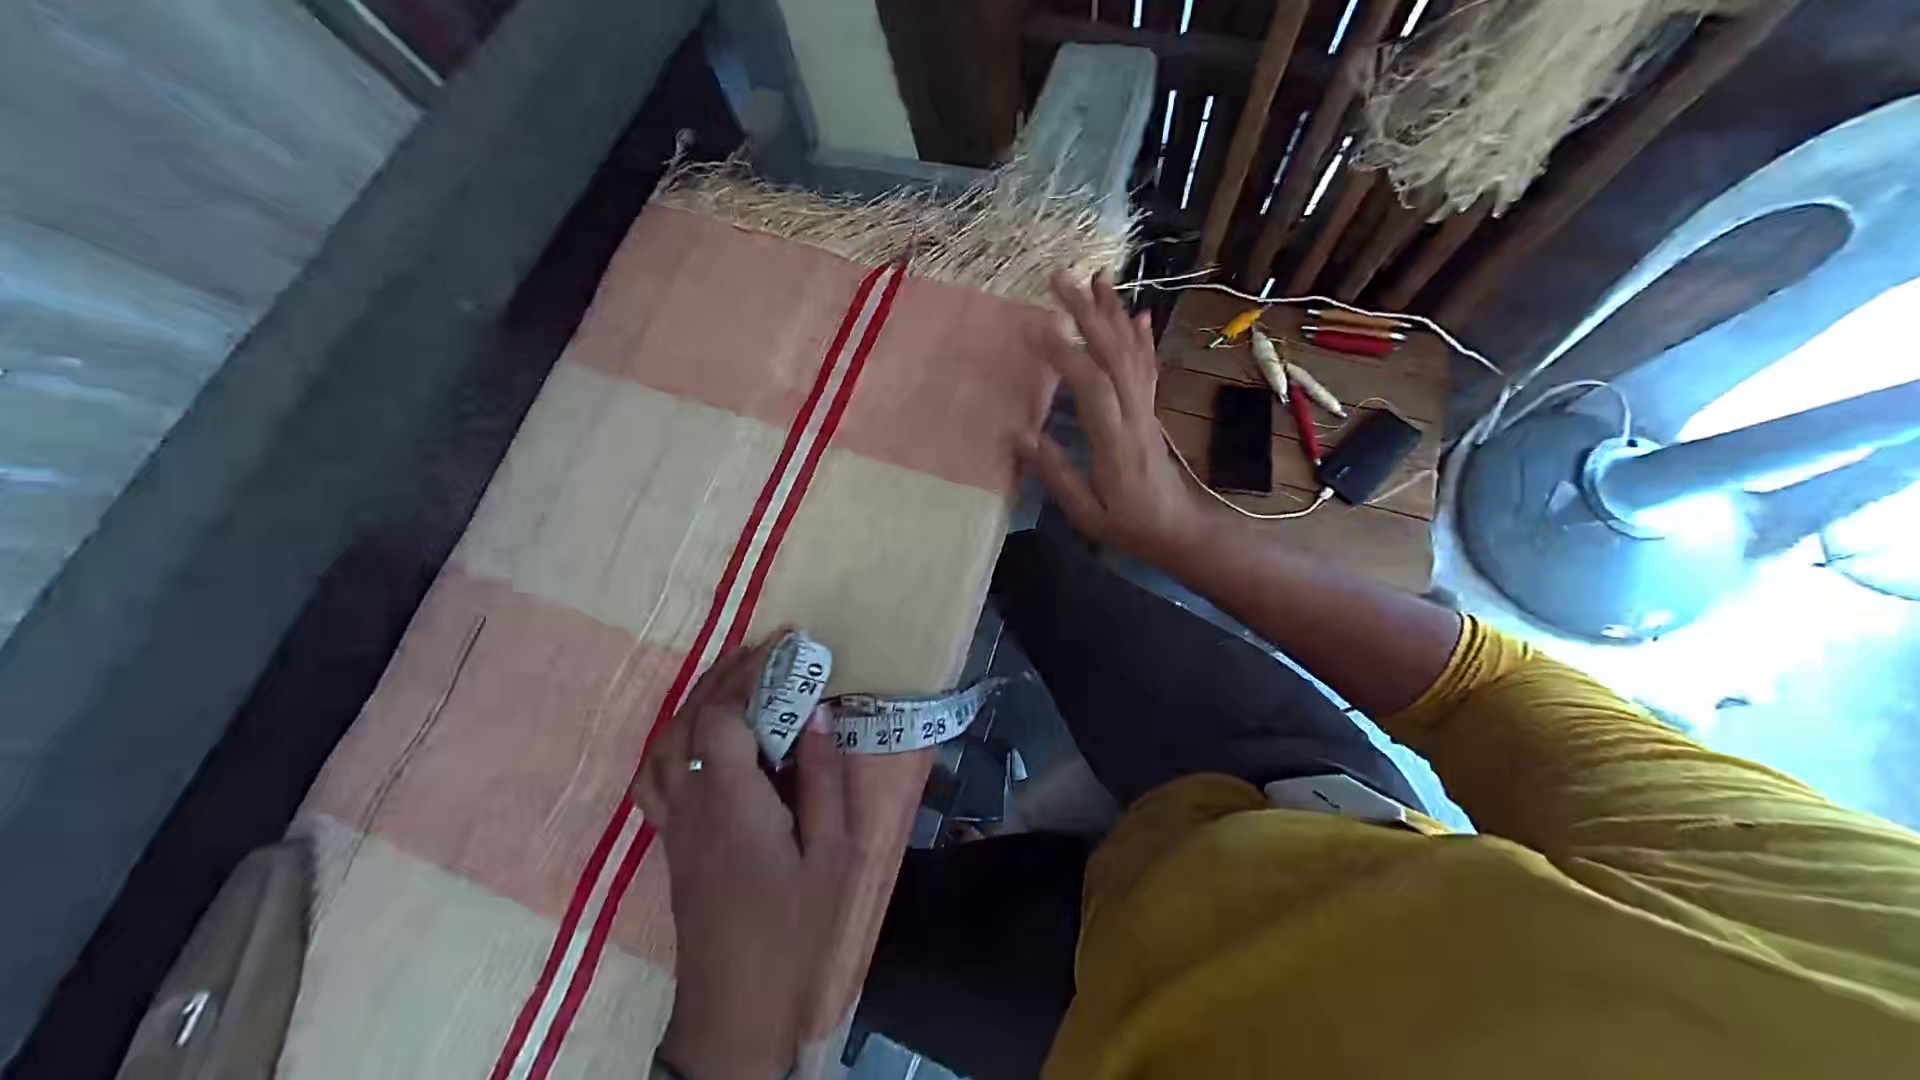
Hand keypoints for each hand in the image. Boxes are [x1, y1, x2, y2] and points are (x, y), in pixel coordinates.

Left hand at [631, 638, 852, 1079]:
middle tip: (766, 647)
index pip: (725, 714)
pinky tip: (695, 734)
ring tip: (733, 675)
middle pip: (692, 718)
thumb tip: (820, 714)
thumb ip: (824, 780)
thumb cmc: (795, 930)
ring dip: (696, 699)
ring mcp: (673, 823)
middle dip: (727, 672)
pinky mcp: (669, 841)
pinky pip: (654, 775)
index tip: (788, 642)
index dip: (752, 670)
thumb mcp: (832, 856)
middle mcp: (692, 802)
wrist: (737, 1007)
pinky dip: (672, 738)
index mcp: (733, 801)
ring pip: (665, 742)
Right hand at [1024, 271, 1215, 565]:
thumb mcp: (1087, 514)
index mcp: (1115, 442)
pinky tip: (1136, 314)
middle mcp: (1135, 416)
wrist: (1181, 531)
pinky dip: (1140, 337)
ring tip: (1096, 277)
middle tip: (1061, 279)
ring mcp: (1147, 410)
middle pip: (1114, 355)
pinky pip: (1147, 367)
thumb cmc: (1130, 526)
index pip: (1092, 387)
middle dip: (1088, 313)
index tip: (1038, 327)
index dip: (1067, 354)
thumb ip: (1057, 475)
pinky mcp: (1151, 410)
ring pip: (1132, 353)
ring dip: (1113, 313)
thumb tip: (1021, 437)